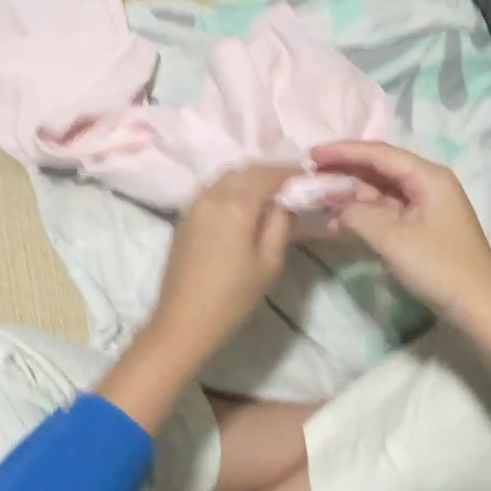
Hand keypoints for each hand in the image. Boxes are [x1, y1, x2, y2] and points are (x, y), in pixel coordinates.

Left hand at [145, 165, 297, 363]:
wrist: (183, 320)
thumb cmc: (232, 297)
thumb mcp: (269, 263)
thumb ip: (281, 225)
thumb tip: (285, 202)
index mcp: (235, 205)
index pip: (267, 175)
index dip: (290, 171)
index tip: (307, 174)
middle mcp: (212, 196)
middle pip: (245, 170)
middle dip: (269, 172)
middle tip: (291, 183)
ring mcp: (193, 204)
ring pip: (225, 177)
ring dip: (248, 178)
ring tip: (269, 192)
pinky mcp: (183, 217)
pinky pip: (211, 190)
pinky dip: (230, 187)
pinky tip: (242, 203)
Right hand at [311, 141, 490, 330]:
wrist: (478, 308)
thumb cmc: (439, 268)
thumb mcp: (392, 240)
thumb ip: (358, 215)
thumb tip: (335, 206)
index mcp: (428, 177)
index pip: (379, 154)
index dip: (343, 152)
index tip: (311, 154)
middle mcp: (428, 184)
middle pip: (380, 169)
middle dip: (344, 171)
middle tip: (310, 175)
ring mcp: (426, 207)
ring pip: (380, 191)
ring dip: (350, 195)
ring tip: (318, 199)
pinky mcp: (422, 228)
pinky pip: (386, 211)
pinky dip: (362, 214)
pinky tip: (338, 224)